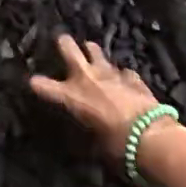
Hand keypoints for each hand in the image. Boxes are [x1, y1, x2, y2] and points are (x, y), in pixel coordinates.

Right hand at [29, 34, 165, 158]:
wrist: (152, 137)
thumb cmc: (116, 145)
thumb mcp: (93, 143)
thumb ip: (86, 130)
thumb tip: (87, 130)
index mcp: (71, 95)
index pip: (43, 85)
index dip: (37, 84)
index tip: (33, 82)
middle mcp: (86, 78)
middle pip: (68, 48)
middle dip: (64, 43)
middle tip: (63, 41)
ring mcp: (110, 74)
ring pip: (96, 51)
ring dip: (92, 52)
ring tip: (91, 51)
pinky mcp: (132, 78)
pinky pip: (123, 70)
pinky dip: (121, 75)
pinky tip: (124, 79)